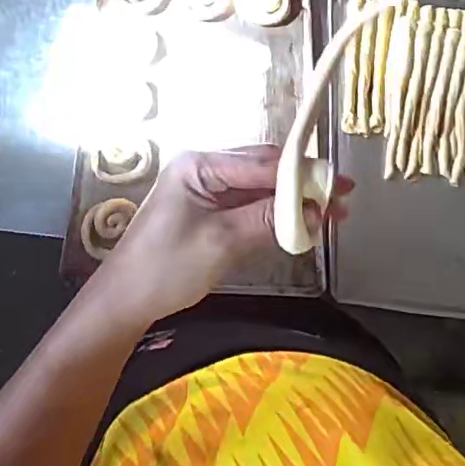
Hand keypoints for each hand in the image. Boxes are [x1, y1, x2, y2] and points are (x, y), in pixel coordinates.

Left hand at [93, 146, 350, 325]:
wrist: (123, 302)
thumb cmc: (165, 269)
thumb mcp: (222, 243)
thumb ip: (269, 220)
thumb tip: (314, 210)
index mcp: (199, 164)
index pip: (262, 162)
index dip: (303, 174)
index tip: (338, 184)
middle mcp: (204, 167)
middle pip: (264, 168)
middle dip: (303, 183)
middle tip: (341, 197)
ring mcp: (207, 187)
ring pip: (261, 185)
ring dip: (293, 198)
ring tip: (330, 212)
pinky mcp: (210, 208)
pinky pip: (250, 202)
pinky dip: (276, 211)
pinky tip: (301, 220)